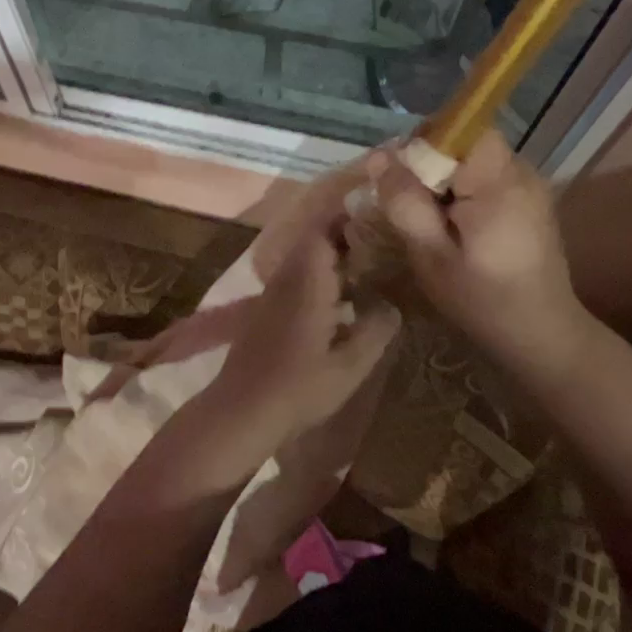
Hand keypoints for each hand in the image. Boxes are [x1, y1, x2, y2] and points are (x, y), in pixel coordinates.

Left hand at [208, 229, 400, 446]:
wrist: (240, 412)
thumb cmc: (299, 388)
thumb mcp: (350, 366)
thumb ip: (375, 330)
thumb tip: (391, 305)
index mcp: (306, 282)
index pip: (323, 230)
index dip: (348, 219)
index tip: (377, 220)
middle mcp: (285, 280)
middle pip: (313, 244)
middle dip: (346, 241)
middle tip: (383, 249)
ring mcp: (270, 297)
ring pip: (303, 264)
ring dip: (332, 264)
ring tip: (368, 275)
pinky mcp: (264, 314)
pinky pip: (294, 283)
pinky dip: (318, 283)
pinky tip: (340, 307)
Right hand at [374, 130, 594, 375]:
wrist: (543, 336)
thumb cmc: (482, 300)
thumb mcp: (432, 255)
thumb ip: (405, 203)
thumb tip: (379, 157)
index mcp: (499, 181)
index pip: (459, 129)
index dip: (424, 145)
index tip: (402, 181)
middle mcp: (521, 172)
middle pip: (465, 144)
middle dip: (430, 167)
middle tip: (410, 209)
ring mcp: (530, 186)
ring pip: (473, 162)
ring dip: (446, 183)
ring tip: (431, 224)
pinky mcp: (530, 202)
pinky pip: (488, 179)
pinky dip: (465, 195)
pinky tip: (456, 231)